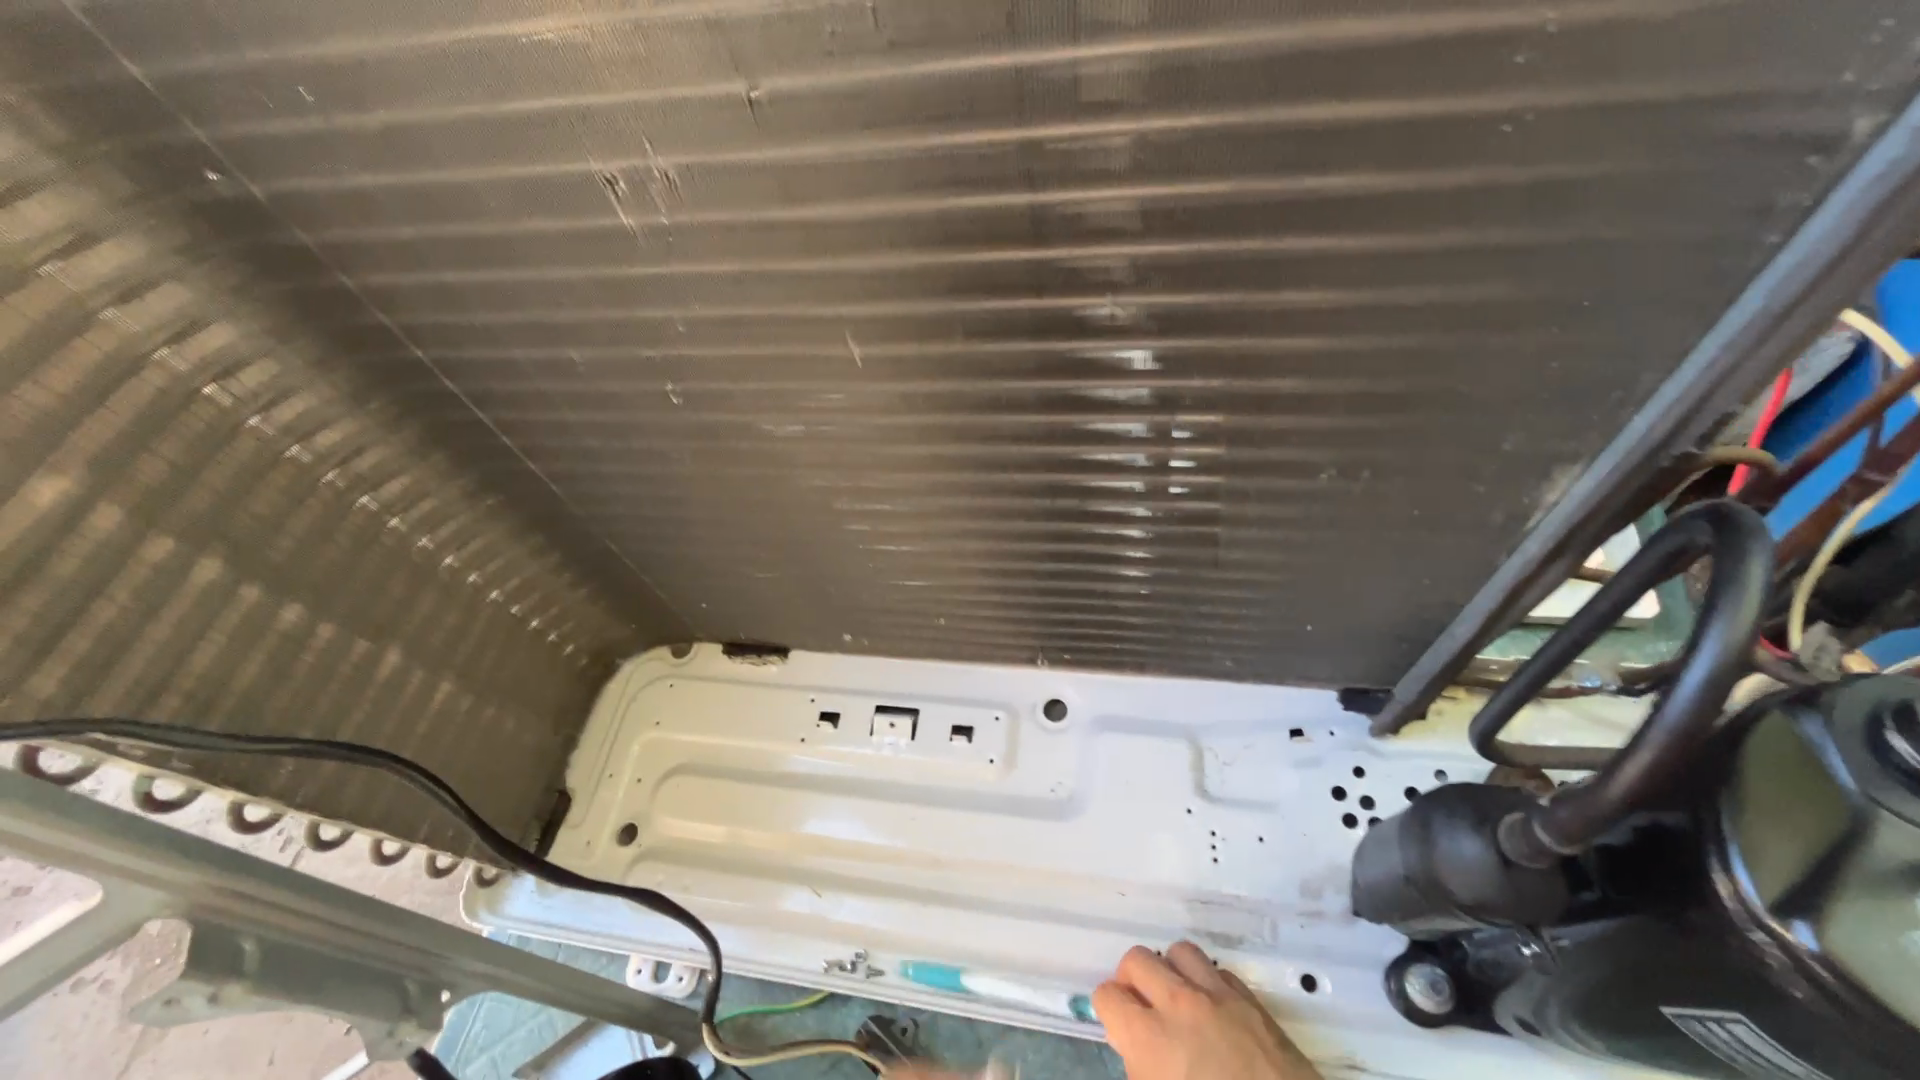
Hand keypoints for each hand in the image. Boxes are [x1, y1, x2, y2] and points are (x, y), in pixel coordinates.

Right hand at [1092, 942, 1321, 1079]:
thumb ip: (1139, 1072)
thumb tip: (1135, 1050)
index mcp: (1149, 1038)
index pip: (1107, 995)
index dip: (1108, 1012)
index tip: (1119, 1030)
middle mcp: (1180, 1005)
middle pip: (1137, 959)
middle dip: (1131, 982)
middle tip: (1142, 1011)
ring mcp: (1219, 997)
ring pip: (1179, 952)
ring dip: (1170, 972)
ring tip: (1176, 1003)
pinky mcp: (1253, 1002)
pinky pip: (1218, 971)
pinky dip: (1207, 983)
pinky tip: (1213, 1011)